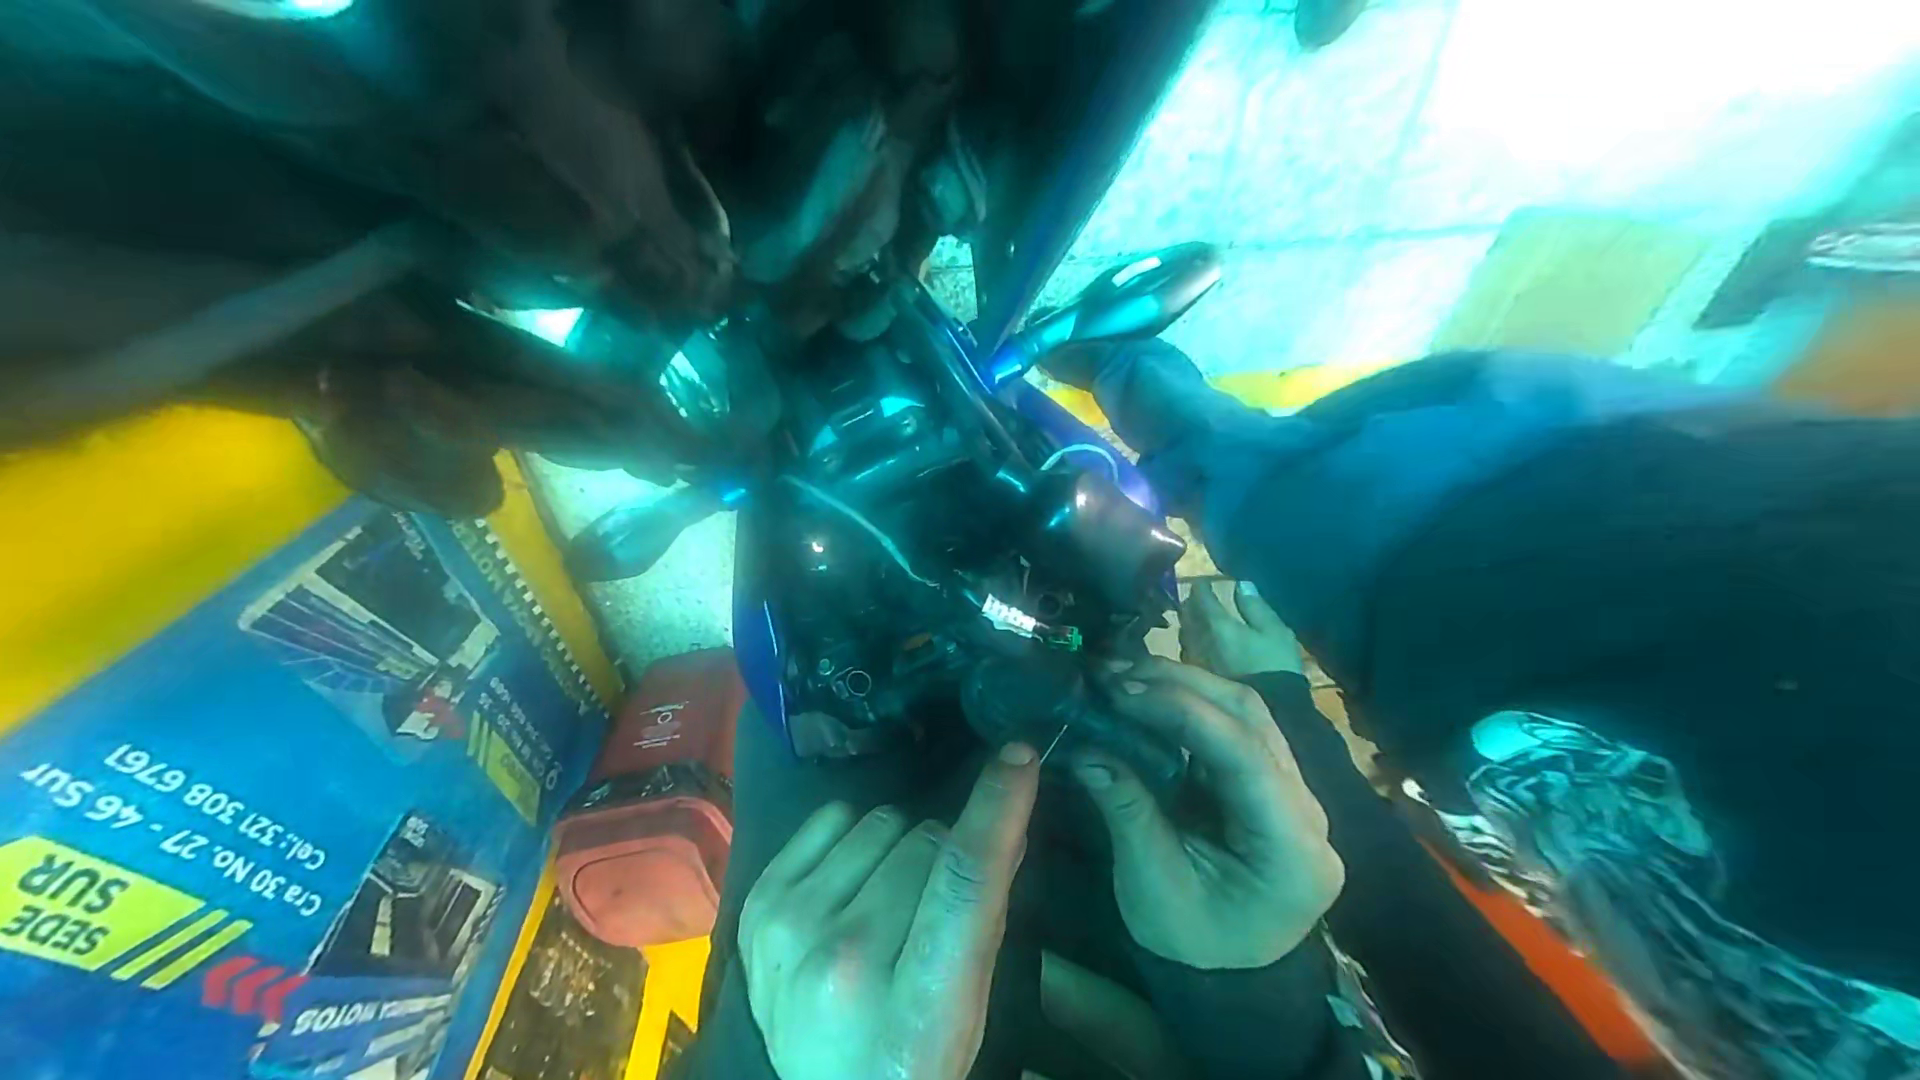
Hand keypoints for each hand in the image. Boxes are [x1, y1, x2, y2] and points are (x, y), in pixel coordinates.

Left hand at [741, 744, 1041, 1079]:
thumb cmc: (911, 1051)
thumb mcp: (966, 1003)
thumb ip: (985, 912)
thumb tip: (1006, 813)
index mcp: (915, 1006)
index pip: (962, 884)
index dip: (995, 811)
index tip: (1017, 757)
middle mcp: (845, 961)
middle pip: (925, 840)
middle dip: (941, 855)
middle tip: (927, 903)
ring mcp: (792, 926)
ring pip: (883, 821)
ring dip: (897, 846)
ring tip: (884, 900)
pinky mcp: (760, 900)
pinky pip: (834, 815)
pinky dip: (854, 838)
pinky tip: (848, 887)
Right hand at [1074, 658, 1341, 968]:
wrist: (1225, 965)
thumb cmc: (1192, 936)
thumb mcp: (1152, 884)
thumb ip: (1127, 812)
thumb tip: (1087, 750)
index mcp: (1292, 848)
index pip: (1245, 755)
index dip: (1183, 712)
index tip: (1121, 691)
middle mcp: (1304, 806)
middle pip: (1251, 718)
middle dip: (1180, 684)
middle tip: (1115, 673)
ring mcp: (1289, 786)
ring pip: (1244, 709)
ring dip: (1183, 683)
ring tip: (1125, 674)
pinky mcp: (1264, 775)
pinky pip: (1230, 721)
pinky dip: (1186, 700)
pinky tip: (1147, 691)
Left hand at [1178, 579, 1301, 678]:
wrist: (1268, 707)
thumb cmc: (1274, 664)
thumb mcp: (1274, 631)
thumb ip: (1254, 606)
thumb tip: (1241, 584)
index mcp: (1216, 622)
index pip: (1199, 596)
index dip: (1201, 586)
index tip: (1205, 581)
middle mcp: (1197, 636)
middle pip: (1186, 611)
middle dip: (1192, 601)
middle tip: (1201, 596)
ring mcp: (1193, 654)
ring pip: (1184, 629)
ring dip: (1189, 620)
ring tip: (1199, 616)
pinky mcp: (1195, 671)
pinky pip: (1187, 647)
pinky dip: (1192, 638)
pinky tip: (1201, 640)